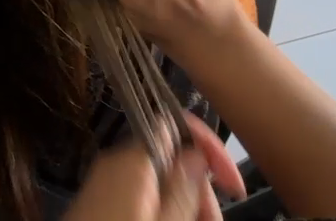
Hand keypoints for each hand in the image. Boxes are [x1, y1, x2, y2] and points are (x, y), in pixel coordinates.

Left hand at [64, 114, 243, 220]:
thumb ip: (182, 190)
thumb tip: (198, 152)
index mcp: (133, 160)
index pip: (174, 124)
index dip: (208, 146)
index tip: (233, 183)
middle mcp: (118, 161)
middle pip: (172, 158)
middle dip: (200, 190)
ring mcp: (107, 181)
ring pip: (160, 181)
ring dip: (185, 206)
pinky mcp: (102, 201)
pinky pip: (142, 195)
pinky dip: (163, 211)